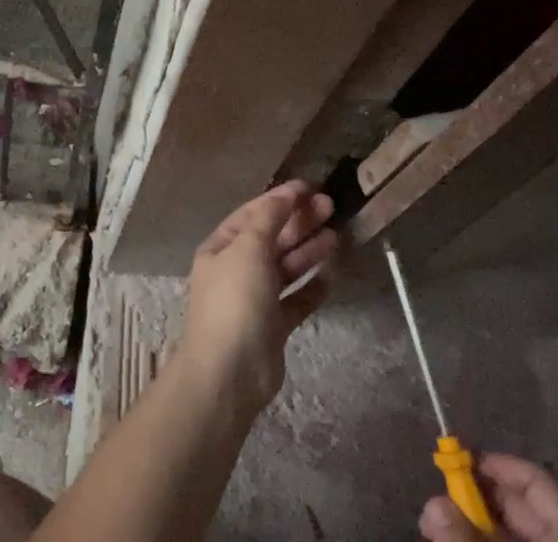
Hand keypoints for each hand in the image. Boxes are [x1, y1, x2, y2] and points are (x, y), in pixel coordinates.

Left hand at [177, 180, 337, 412]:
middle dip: (298, 222)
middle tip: (330, 206)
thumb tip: (284, 194)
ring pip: (285, 268)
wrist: (230, 370)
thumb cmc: (235, 300)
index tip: (310, 187)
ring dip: (308, 250)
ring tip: (336, 235)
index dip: (279, 199)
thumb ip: (268, 220)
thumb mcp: (248, 249)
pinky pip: (296, 299)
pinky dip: (312, 287)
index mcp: (220, 248)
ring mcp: (255, 299)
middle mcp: (236, 270)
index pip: (252, 215)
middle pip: (271, 239)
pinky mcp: (273, 325)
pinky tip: (332, 274)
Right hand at [419, 454, 557, 541]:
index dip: (499, 465)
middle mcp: (554, 537)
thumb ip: (468, 536)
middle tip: (438, 494)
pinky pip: (495, 541)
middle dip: (472, 493)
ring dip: (465, 516)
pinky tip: (446, 535)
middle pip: (513, 502)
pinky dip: (470, 536)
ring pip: (500, 525)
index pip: (536, 481)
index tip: (460, 459)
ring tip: (433, 521)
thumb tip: (432, 503)